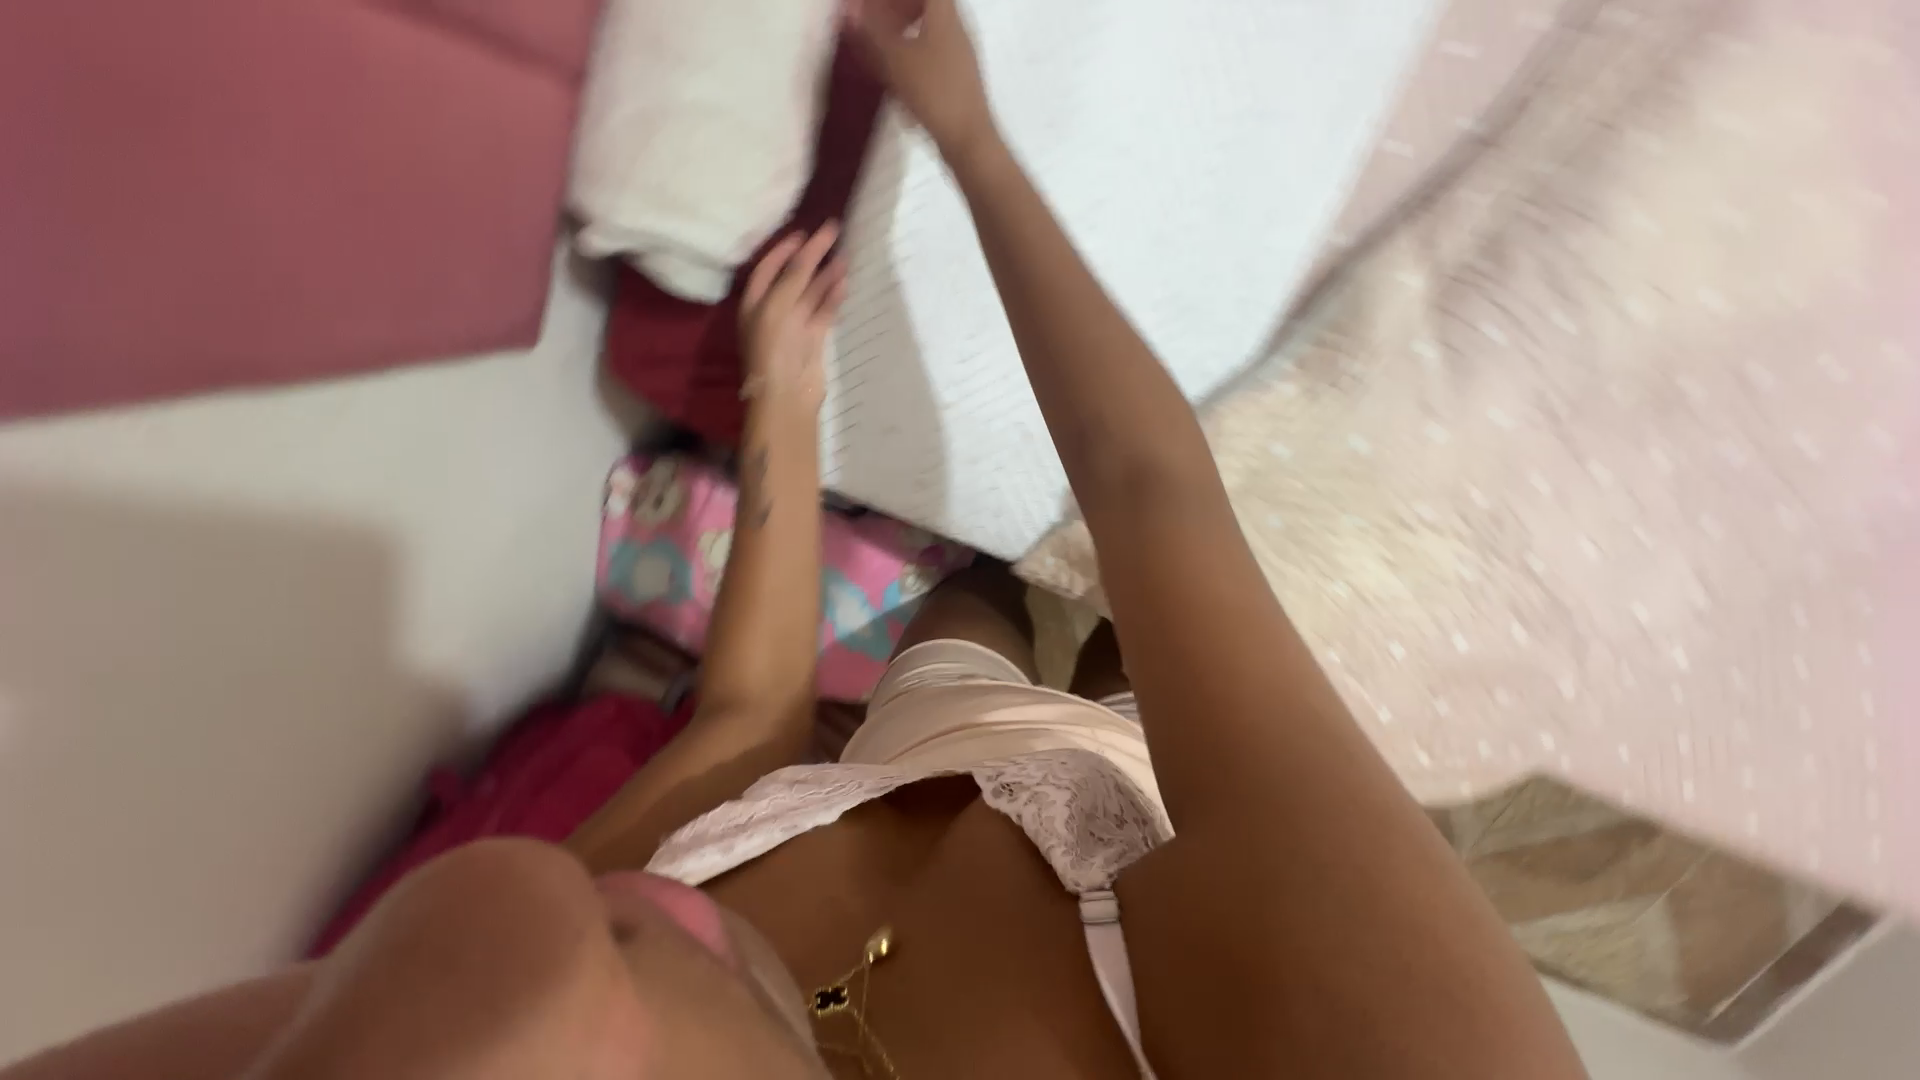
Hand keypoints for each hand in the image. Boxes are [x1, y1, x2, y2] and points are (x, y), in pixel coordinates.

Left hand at [739, 224, 846, 413]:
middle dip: (810, 257)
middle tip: (831, 236)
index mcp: (754, 303)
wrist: (787, 395)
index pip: (768, 268)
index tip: (805, 233)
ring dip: (825, 276)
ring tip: (844, 256)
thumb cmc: (773, 348)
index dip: (784, 249)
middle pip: (792, 278)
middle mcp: (772, 312)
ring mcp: (794, 327)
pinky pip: (823, 312)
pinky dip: (832, 298)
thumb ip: (793, 276)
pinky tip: (844, 282)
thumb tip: (810, 247)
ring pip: (811, 294)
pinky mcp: (812, 340)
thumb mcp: (777, 306)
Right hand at [843, 0, 998, 159]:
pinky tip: (898, 85)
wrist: (968, 140)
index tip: (874, 6)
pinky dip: (913, 61)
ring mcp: (961, 56)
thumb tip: (848, 10)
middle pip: (926, 6)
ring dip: (903, 38)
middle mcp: (958, 29)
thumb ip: (870, 33)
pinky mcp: (960, 81)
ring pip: (929, 34)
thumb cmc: (934, 93)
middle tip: (873, 25)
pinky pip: (933, 59)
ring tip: (881, 55)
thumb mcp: (896, 61)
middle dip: (897, 11)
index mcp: (945, 13)